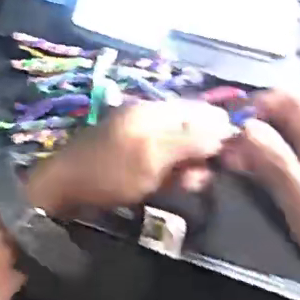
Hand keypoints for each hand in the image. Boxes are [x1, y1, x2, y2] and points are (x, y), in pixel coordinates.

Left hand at [27, 100, 236, 214]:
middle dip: (205, 153)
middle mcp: (148, 116)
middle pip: (193, 129)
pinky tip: (173, 187)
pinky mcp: (135, 156)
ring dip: (190, 168)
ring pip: (182, 148)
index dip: (220, 129)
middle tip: (201, 178)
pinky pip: (166, 161)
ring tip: (187, 186)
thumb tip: (224, 126)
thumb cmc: (109, 171)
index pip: (200, 109)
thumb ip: (188, 139)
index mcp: (152, 109)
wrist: (64, 190)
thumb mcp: (152, 155)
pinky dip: (174, 174)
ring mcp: (140, 136)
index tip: (235, 156)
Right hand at [220, 90, 299, 299]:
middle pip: (295, 113)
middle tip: (229, 150)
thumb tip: (246, 125)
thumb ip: (278, 166)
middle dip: (258, 122)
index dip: (258, 101)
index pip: (293, 99)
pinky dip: (282, 155)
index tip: (230, 125)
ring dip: (267, 140)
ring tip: (242, 165)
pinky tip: (270, 179)